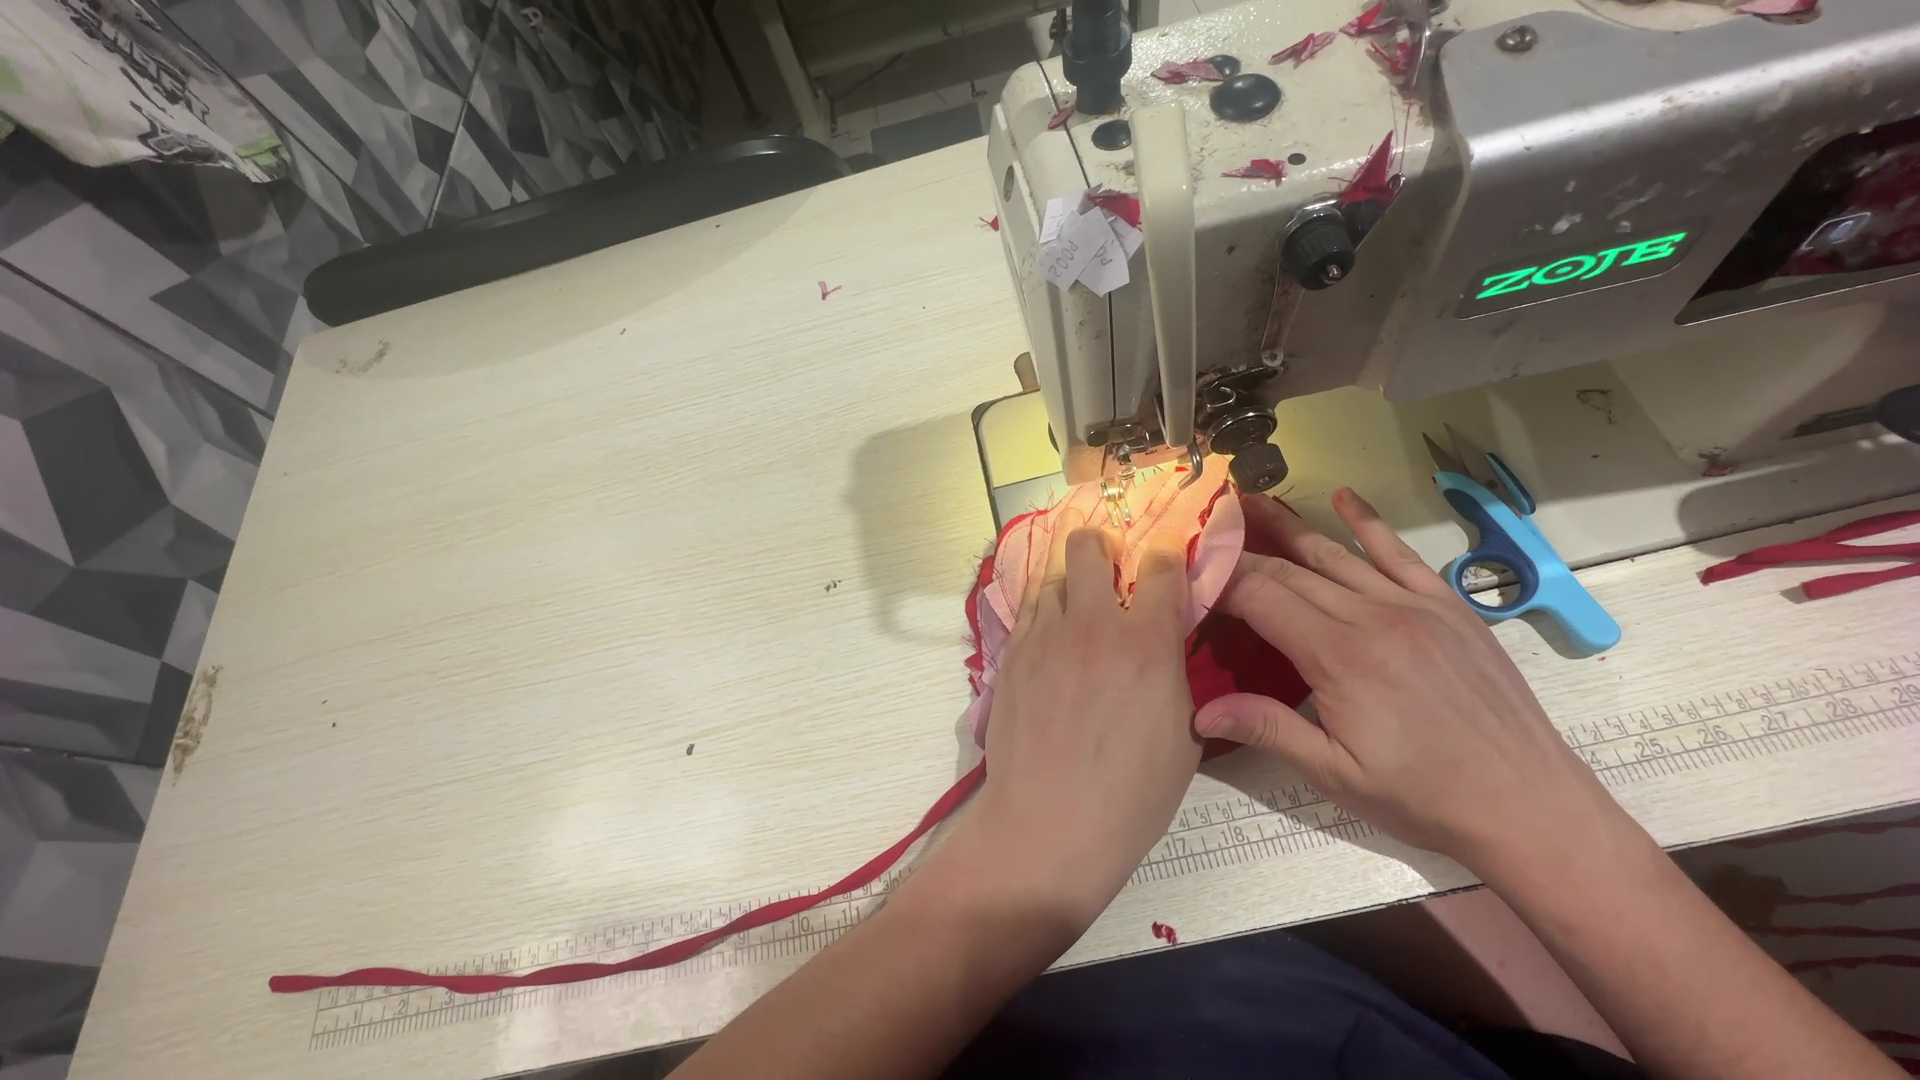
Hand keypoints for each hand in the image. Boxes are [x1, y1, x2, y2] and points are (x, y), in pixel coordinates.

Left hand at [961, 506, 1200, 927]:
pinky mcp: (1011, 655)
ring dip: (1069, 581)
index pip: (1160, 567)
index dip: (1165, 558)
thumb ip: (1175, 672)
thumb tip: (1166, 643)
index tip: (1165, 567)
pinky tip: (1050, 631)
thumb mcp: (1183, 733)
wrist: (1049, 824)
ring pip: (1052, 576)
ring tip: (1077, 605)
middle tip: (1110, 569)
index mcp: (1147, 642)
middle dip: (1103, 546)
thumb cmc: (1132, 794)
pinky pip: (1027, 610)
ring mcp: (1044, 636)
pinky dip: (1043, 609)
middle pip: (1090, 547)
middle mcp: (1093, 624)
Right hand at [1193, 489, 1630, 874]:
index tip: (1188, 569)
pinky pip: (1401, 554)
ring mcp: (1417, 605)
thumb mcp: (1336, 775)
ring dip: (1290, 526)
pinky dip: (1369, 523)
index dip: (1220, 580)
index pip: (1261, 597)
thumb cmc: (1423, 798)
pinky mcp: (1450, 608)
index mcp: (1340, 656)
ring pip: (1337, 554)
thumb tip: (1198, 710)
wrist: (1528, 805)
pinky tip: (1346, 498)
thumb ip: (1268, 729)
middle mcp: (1375, 616)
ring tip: (1250, 501)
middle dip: (1243, 550)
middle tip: (1205, 531)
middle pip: (1292, 570)